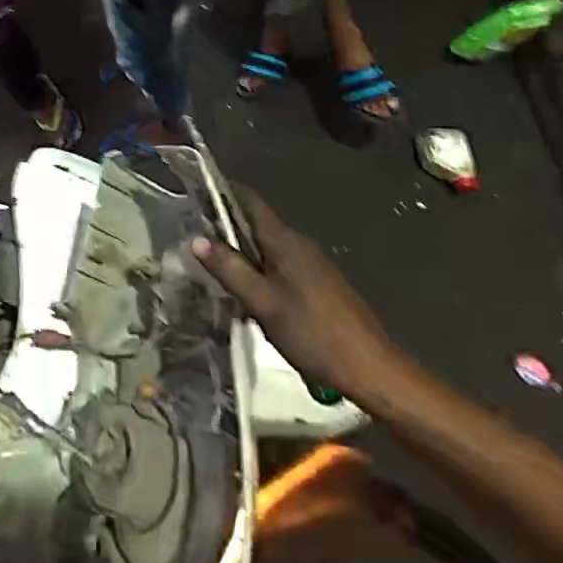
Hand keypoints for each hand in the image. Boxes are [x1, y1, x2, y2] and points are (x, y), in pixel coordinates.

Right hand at [189, 186, 401, 400]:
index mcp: (285, 241)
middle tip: (194, 235)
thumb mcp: (262, 302)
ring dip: (241, 251)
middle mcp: (300, 244)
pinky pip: (279, 265)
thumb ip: (229, 268)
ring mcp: (312, 265)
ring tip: (212, 264)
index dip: (224, 193)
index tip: (196, 193)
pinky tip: (245, 290)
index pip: (251, 202)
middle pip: (257, 225)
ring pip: (267, 248)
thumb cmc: (311, 331)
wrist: (369, 369)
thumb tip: (195, 239)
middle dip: (226, 227)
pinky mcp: (318, 284)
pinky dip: (258, 269)